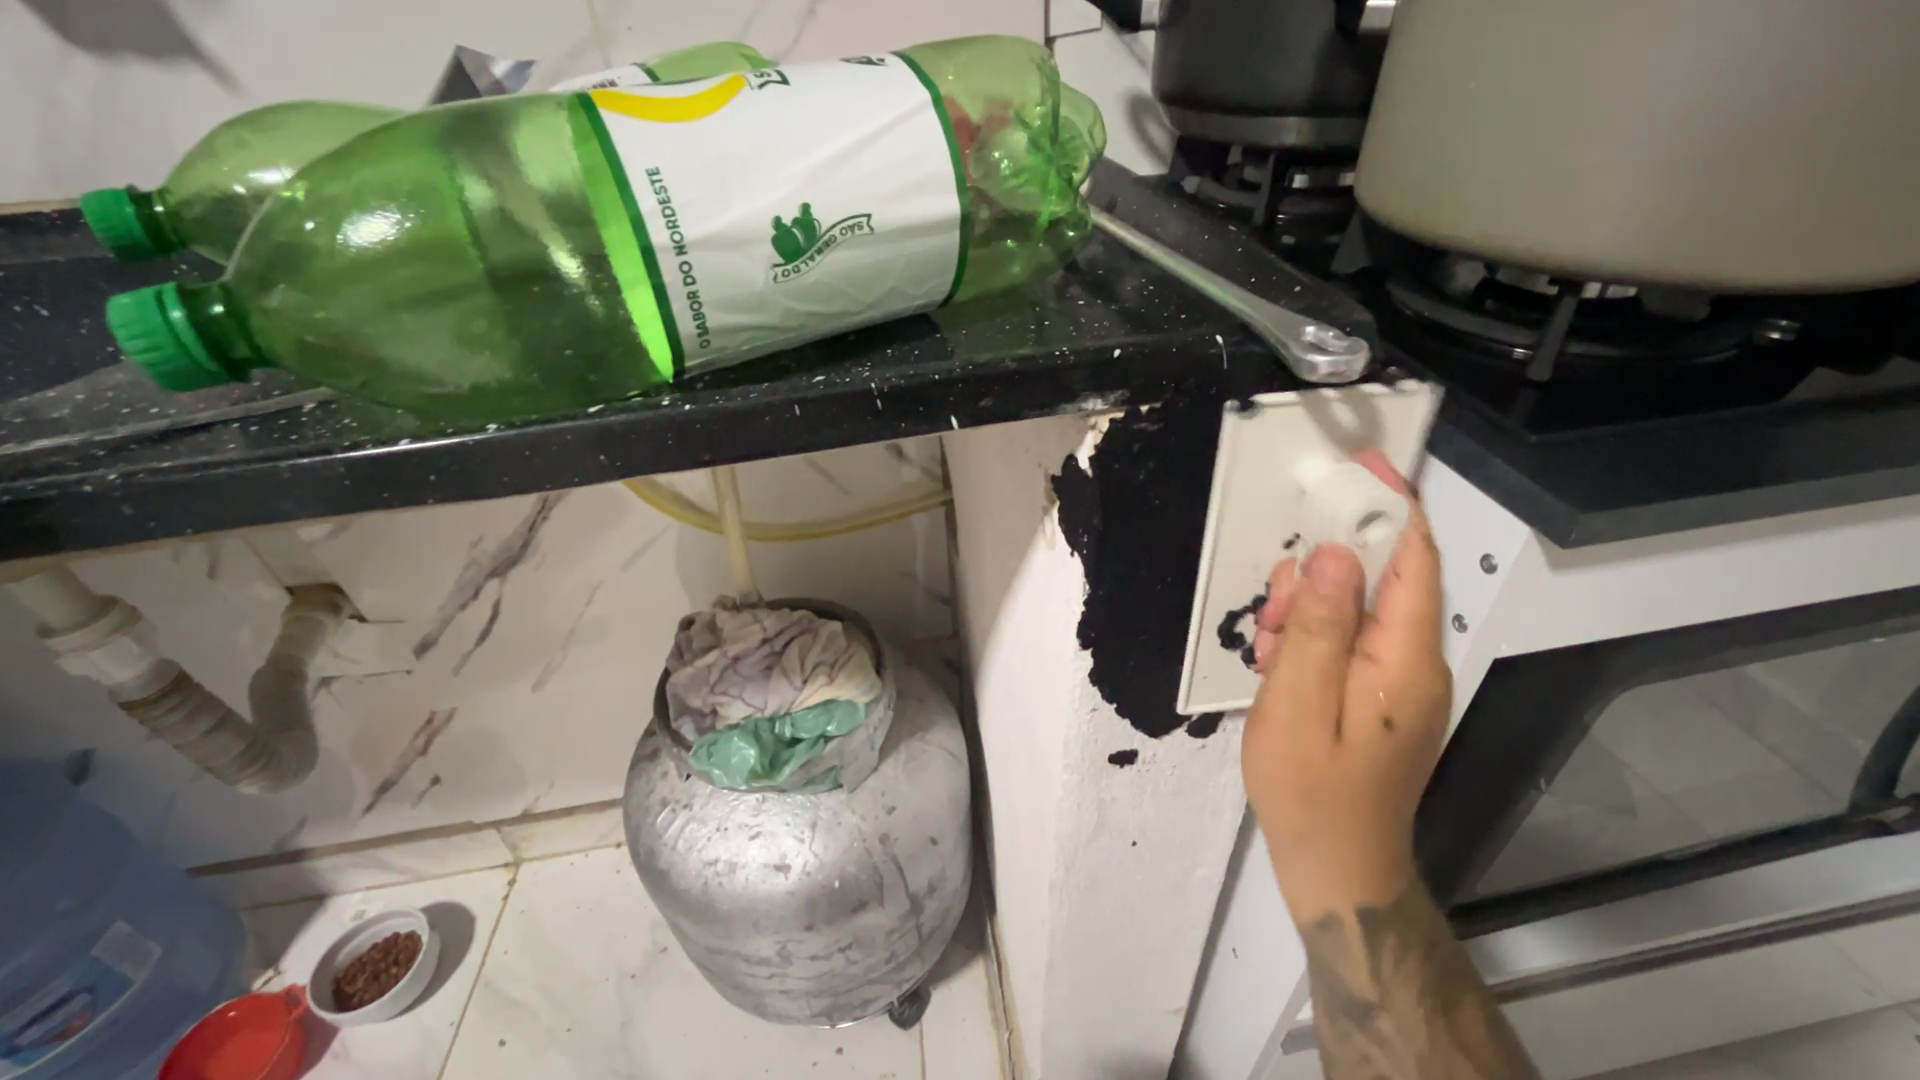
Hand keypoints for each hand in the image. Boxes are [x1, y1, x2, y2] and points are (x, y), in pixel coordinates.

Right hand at [1242, 451, 1451, 924]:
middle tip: (1271, 613)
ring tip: (1267, 652)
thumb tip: (1334, 555)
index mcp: (1404, 660)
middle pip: (1380, 584)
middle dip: (1320, 578)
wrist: (1337, 864)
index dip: (1393, 507)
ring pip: (1357, 613)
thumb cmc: (1310, 790)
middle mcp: (1415, 663)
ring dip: (1307, 613)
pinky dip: (1312, 642)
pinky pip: (1350, 644)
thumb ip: (1316, 627)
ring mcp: (1401, 683)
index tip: (1362, 464)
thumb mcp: (1295, 703)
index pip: (1413, 561)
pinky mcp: (1383, 698)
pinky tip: (1278, 668)